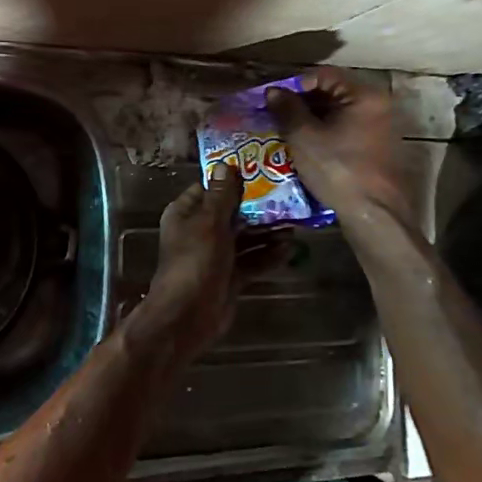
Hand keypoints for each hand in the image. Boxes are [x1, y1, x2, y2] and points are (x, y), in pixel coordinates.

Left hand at [134, 164, 291, 360]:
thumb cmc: (195, 262)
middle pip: (231, 212)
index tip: (262, 169)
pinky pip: (252, 260)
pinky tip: (291, 249)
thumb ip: (221, 196)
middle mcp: (199, 231)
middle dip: (258, 206)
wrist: (188, 315)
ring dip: (267, 231)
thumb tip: (225, 165)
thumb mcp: (209, 224)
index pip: (209, 188)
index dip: (233, 179)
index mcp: (186, 214)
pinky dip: (268, 255)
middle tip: (289, 196)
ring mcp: (216, 255)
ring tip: (296, 222)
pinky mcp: (230, 276)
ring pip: (245, 237)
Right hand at [265, 67, 421, 232]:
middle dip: (301, 103)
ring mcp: (380, 128)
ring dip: (310, 120)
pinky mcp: (377, 148)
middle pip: (332, 93)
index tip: (272, 100)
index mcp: (364, 95)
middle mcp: (378, 105)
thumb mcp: (303, 136)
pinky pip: (345, 131)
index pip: (323, 75)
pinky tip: (304, 148)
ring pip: (337, 114)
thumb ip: (287, 109)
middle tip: (275, 116)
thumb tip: (273, 91)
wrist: (372, 213)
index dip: (294, 84)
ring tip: (285, 132)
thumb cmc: (337, 168)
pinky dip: (324, 134)